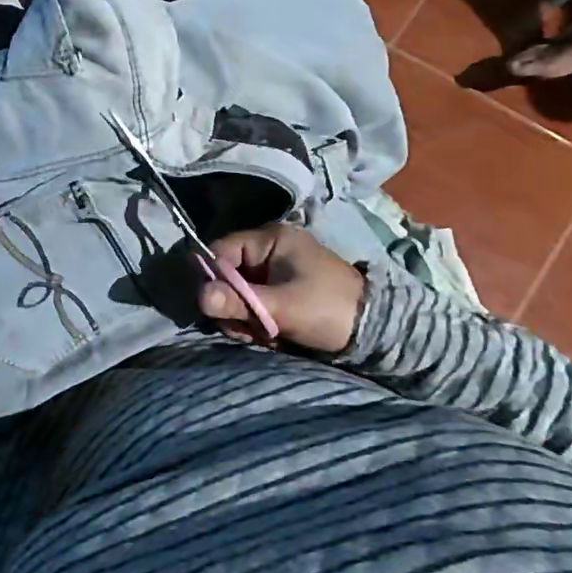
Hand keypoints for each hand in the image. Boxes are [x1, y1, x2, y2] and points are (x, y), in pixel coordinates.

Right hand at [197, 224, 365, 353]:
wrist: (371, 329)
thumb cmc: (328, 309)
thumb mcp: (282, 307)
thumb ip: (240, 302)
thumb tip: (200, 296)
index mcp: (271, 238)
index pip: (220, 251)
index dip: (213, 280)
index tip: (220, 309)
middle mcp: (269, 249)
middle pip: (225, 274)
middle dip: (231, 305)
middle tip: (248, 329)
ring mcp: (274, 270)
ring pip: (236, 293)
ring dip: (243, 317)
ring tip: (263, 334)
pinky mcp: (279, 290)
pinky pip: (252, 303)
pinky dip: (255, 320)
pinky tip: (269, 335)